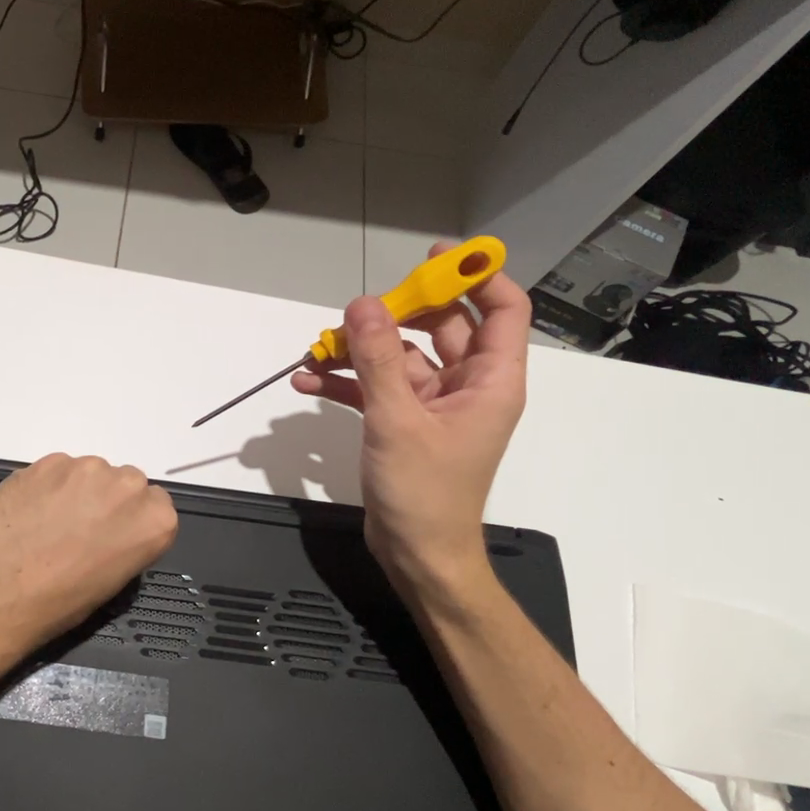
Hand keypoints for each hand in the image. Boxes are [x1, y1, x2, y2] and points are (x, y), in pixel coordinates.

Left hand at [0, 454, 177, 653]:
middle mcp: (125, 486)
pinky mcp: (44, 462)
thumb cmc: (58, 603)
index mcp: (154, 521)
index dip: (130, 523)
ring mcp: (83, 469)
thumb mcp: (111, 583)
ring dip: (75, 493)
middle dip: (105, 502)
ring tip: (47, 526)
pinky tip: (28, 515)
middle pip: (124, 483)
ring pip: (88, 474)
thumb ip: (124, 544)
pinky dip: (45, 488)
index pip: (155, 506)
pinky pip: (55, 471)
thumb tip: (111, 532)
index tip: (112, 538)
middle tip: (79, 532)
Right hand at [291, 242, 530, 586]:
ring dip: (360, 353)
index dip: (475, 277)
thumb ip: (379, 360)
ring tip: (317, 351)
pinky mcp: (403, 426)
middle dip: (397, 315)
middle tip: (357, 310)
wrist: (417, 554)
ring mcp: (433, 407)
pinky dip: (346, 385)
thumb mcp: (397, 420)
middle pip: (441, 328)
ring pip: (399, 360)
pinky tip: (309, 383)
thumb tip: (362, 304)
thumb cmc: (424, 491)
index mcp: (490, 380)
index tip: (435, 256)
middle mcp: (467, 386)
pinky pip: (377, 391)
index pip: (501, 309)